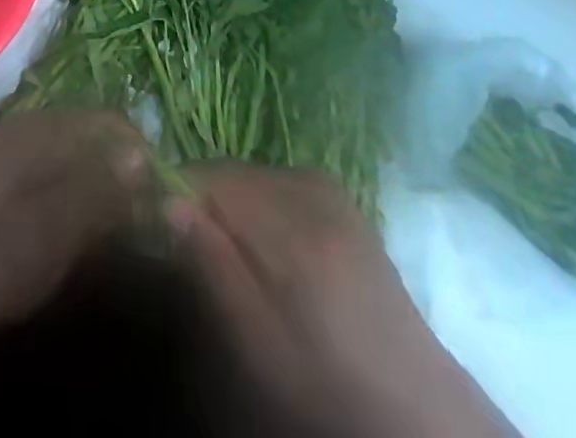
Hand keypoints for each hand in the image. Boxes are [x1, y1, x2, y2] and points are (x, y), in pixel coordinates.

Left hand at [0, 110, 152, 330]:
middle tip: (139, 205)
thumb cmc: (1, 255)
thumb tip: (141, 160)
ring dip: (98, 176)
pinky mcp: (0, 173)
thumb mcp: (64, 227)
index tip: (158, 189)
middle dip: (120, 164)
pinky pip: (51, 166)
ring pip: (73, 151)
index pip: (109, 123)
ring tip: (114, 215)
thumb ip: (105, 189)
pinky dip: (73, 184)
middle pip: (91, 134)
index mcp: (42, 130)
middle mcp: (26, 128)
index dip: (139, 152)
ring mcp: (10, 149)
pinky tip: (77, 216)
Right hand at [173, 165, 516, 437]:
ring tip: (231, 253)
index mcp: (292, 223)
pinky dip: (261, 204)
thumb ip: (211, 264)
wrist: (413, 404)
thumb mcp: (254, 338)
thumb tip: (168, 201)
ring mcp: (334, 194)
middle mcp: (314, 191)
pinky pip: (282, 184)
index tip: (163, 231)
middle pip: (232, 172)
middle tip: (195, 251)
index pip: (211, 175)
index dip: (177, 194)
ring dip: (232, 204)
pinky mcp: (345, 205)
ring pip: (256, 176)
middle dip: (204, 201)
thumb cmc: (322, 380)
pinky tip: (269, 247)